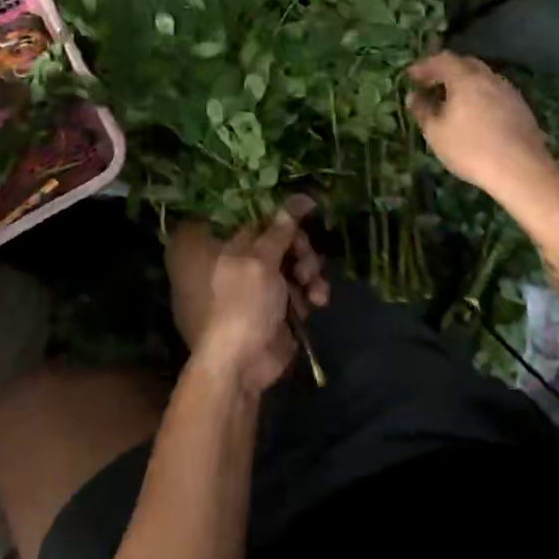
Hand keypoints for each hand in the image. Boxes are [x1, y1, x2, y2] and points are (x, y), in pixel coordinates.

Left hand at [166, 196, 327, 394]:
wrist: (243, 361)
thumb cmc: (245, 304)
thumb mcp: (261, 262)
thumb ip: (280, 231)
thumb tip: (297, 198)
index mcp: (241, 246)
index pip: (269, 222)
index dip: (289, 219)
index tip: (313, 212)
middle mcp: (255, 263)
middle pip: (288, 244)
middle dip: (303, 251)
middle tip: (308, 265)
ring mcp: (271, 287)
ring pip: (300, 268)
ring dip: (312, 275)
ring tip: (314, 289)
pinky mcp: (286, 310)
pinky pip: (305, 292)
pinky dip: (313, 294)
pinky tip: (317, 302)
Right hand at [406, 51, 556, 196]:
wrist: (522, 171)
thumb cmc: (471, 149)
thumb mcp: (436, 132)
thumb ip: (422, 110)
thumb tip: (414, 96)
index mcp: (466, 79)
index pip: (442, 60)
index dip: (424, 66)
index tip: (410, 76)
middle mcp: (489, 79)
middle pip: (465, 64)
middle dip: (445, 70)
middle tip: (430, 84)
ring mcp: (508, 92)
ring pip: (482, 77)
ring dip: (463, 83)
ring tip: (450, 100)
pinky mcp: (521, 108)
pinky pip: (494, 92)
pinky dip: (479, 95)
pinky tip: (474, 114)